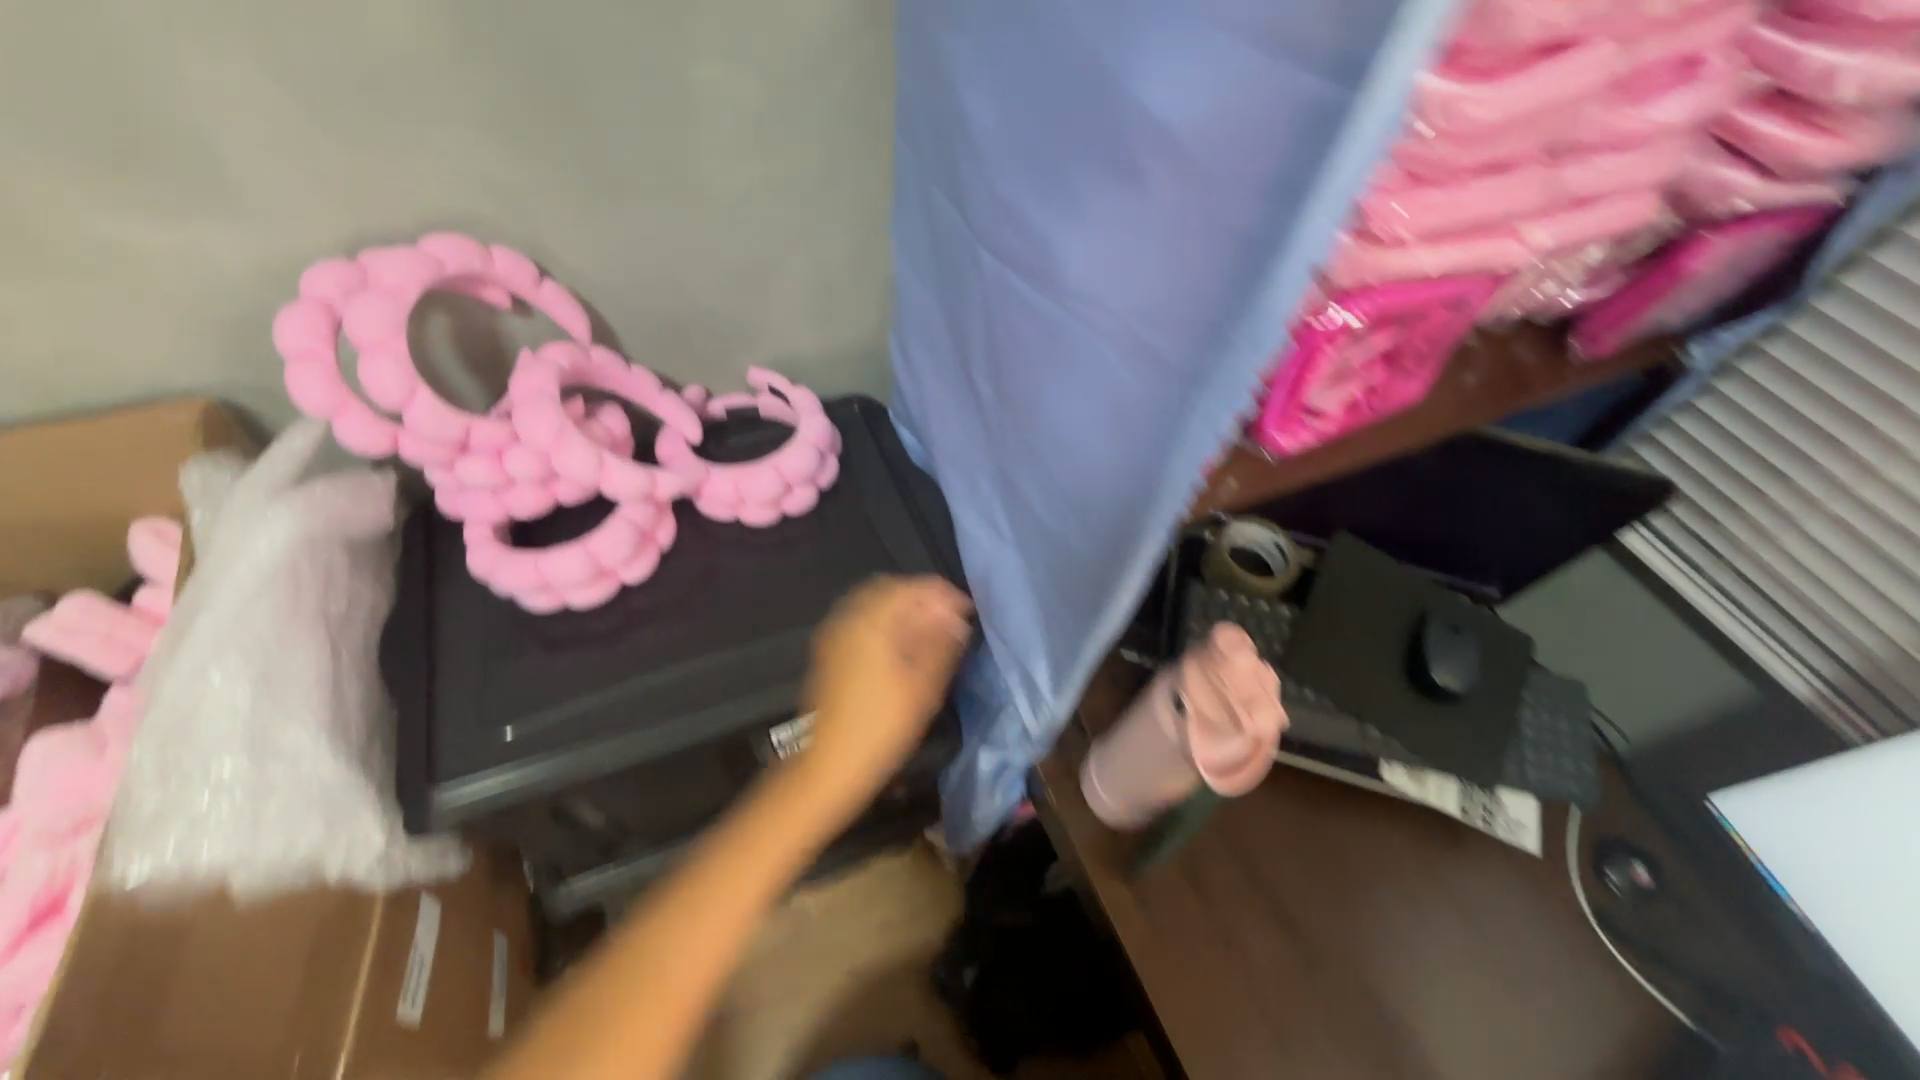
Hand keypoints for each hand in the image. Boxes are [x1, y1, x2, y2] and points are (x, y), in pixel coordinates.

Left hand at [799, 576, 972, 803]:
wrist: (830, 765)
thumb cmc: (882, 727)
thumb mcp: (923, 685)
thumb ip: (941, 643)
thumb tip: (955, 616)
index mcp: (871, 621)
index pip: (913, 587)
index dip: (944, 595)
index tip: (967, 612)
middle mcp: (848, 618)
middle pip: (890, 589)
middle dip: (921, 598)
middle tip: (949, 620)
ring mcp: (833, 634)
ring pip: (873, 604)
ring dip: (903, 610)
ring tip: (930, 634)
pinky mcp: (828, 652)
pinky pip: (860, 620)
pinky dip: (884, 623)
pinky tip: (901, 647)